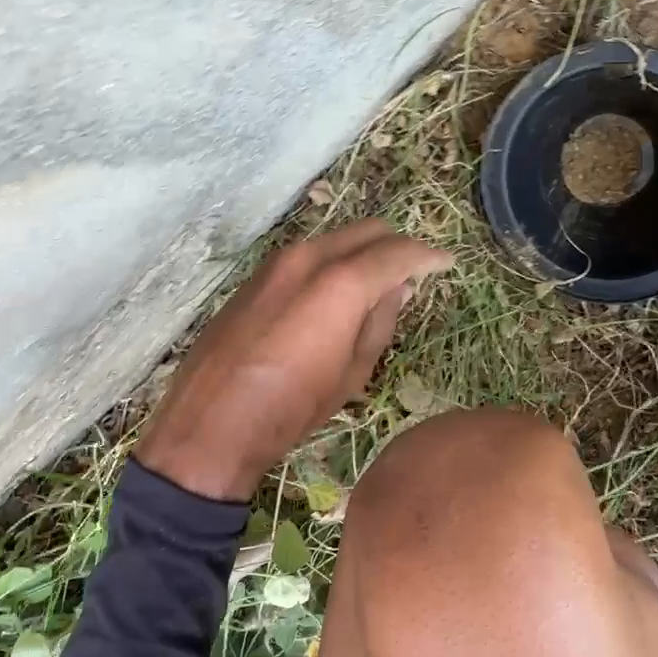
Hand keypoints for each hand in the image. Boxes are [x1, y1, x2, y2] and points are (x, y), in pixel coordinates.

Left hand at [135, 220, 451, 500]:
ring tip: (379, 285)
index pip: (399, 252)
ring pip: (337, 238)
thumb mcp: (353, 371)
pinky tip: (338, 293)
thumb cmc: (293, 407)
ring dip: (365, 251)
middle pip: (369, 231)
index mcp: (341, 281)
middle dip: (398, 245)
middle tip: (415, 273)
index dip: (429, 257)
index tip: (447, 263)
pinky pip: (310, 254)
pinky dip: (335, 262)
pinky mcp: (256, 276)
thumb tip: (399, 288)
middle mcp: (309, 257)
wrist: (210, 425)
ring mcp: (277, 262)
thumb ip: (381, 320)